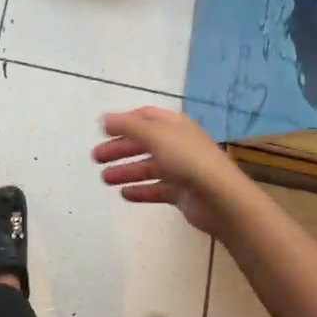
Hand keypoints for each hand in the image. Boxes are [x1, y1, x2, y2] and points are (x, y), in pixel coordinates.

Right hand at [92, 107, 249, 237]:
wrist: (221, 198)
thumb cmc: (187, 159)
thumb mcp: (155, 136)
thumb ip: (128, 126)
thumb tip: (104, 118)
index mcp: (174, 125)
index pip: (145, 117)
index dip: (124, 122)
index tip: (102, 131)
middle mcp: (177, 144)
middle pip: (144, 143)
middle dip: (120, 149)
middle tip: (96, 158)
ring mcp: (181, 169)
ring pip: (148, 167)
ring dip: (126, 171)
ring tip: (104, 179)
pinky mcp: (182, 193)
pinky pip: (156, 189)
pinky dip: (140, 191)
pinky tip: (124, 195)